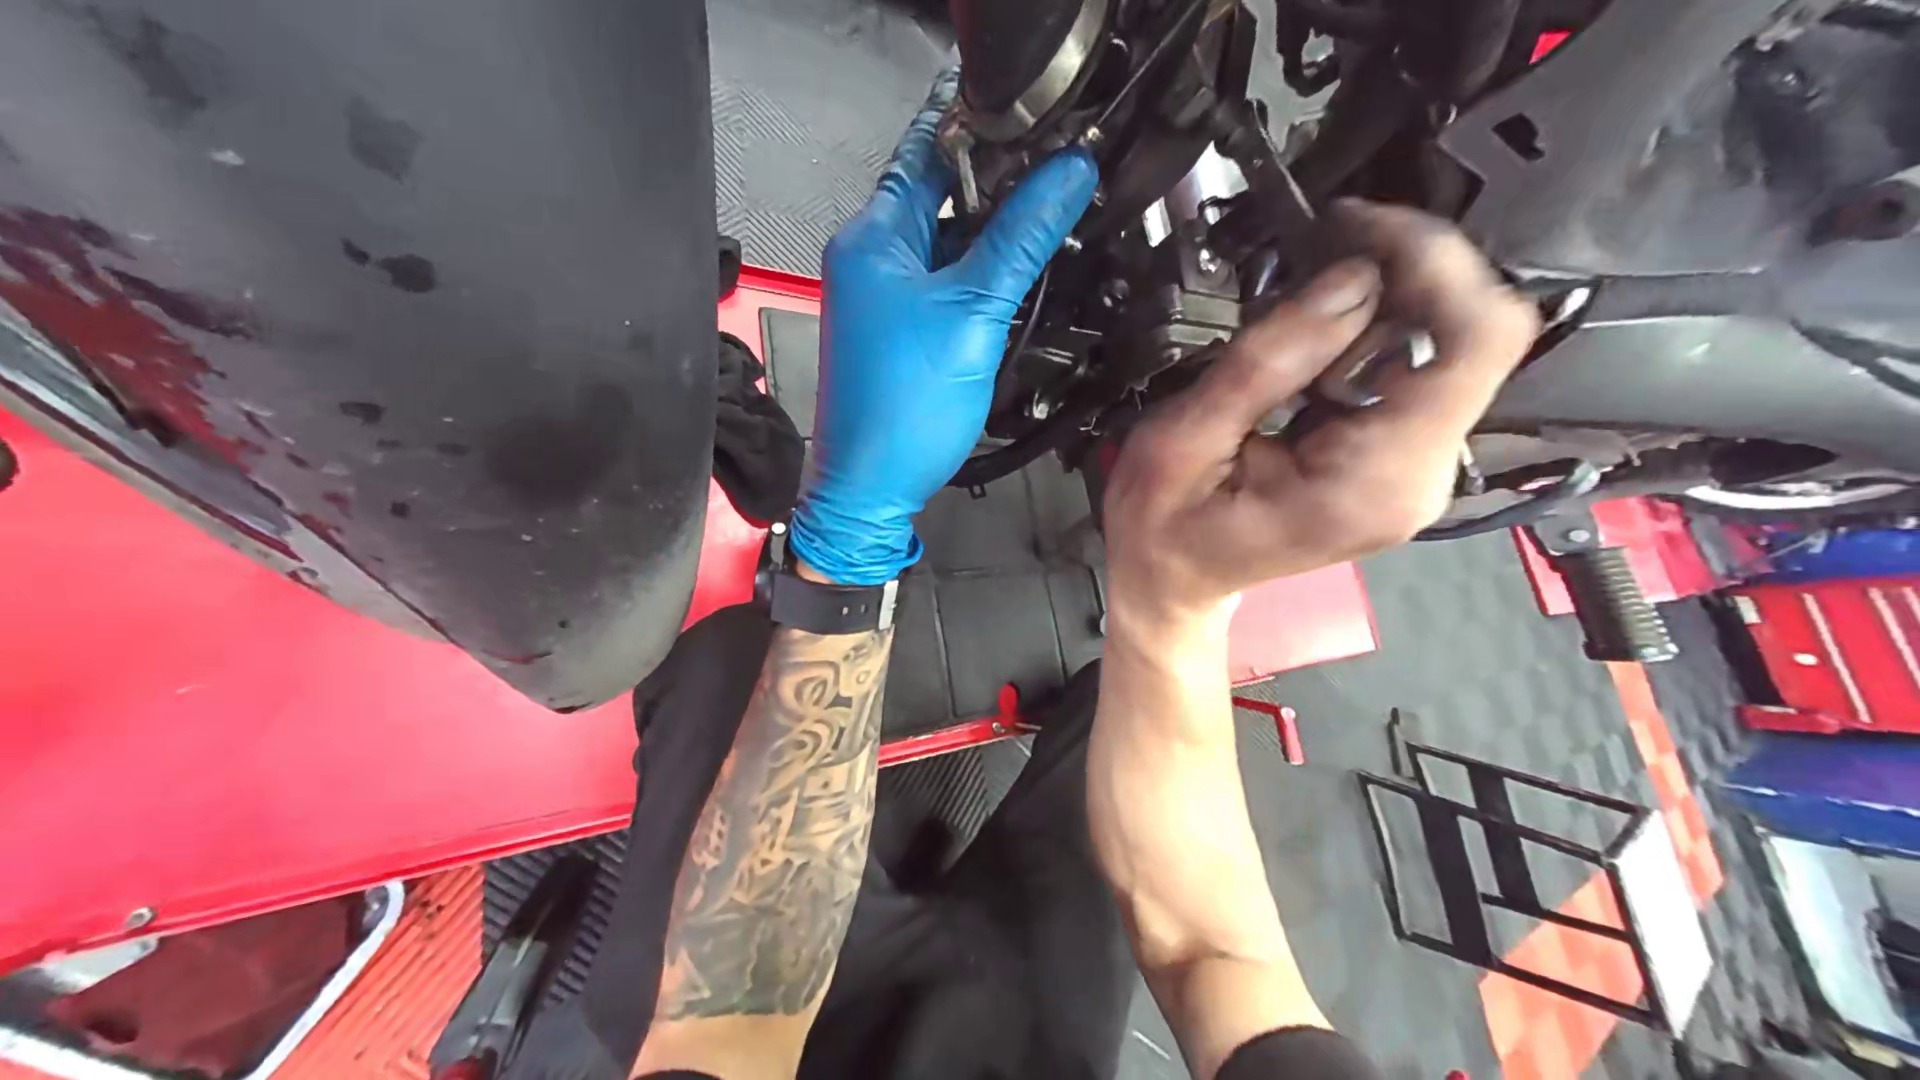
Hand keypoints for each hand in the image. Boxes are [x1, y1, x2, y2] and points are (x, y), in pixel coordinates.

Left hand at [787, 71, 1099, 584]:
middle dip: (1001, 184)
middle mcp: (871, 257)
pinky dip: (979, 273)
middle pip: (942, 195)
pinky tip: (1018, 273)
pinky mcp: (900, 327)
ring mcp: (884, 295)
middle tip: (1062, 174)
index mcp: (873, 238)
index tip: (1039, 114)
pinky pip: (945, 282)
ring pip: (947, 242)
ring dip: (994, 232)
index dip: (985, 127)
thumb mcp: (973, 315)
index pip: (931, 150)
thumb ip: (1020, 240)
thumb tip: (1068, 173)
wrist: (872, 486)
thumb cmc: (905, 407)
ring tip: (1052, 219)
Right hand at [1102, 201, 1540, 630]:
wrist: (1170, 581)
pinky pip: (1411, 376)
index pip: (1472, 344)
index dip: (1433, 263)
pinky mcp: (1393, 461)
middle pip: (1468, 339)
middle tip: (1315, 261)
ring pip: (1444, 350)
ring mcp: (1410, 471)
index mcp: (1372, 482)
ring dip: (1378, 311)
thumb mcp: (1185, 441)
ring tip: (1296, 319)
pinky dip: (1366, 343)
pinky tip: (1308, 355)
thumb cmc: (1161, 530)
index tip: (1355, 229)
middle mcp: (1415, 478)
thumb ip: (1267, 362)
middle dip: (1400, 281)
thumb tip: (1352, 276)